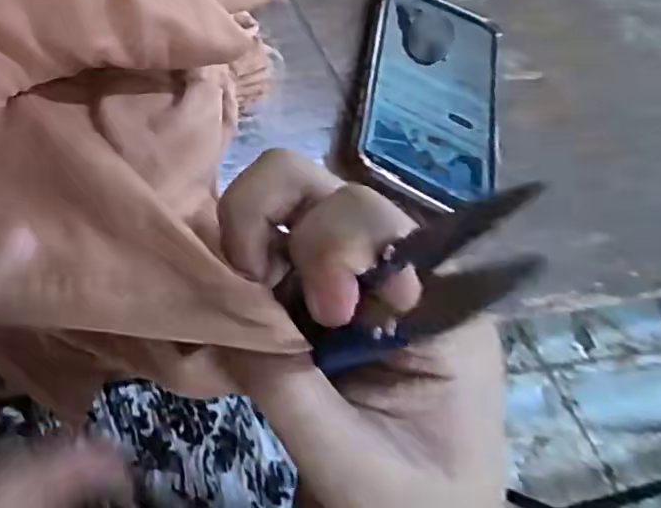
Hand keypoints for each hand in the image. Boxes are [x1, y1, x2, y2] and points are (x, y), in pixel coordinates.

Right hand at [216, 150, 507, 507]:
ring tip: (248, 289)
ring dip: (247, 225)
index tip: (326, 314)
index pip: (381, 221)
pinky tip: (240, 295)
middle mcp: (383, 264)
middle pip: (321, 184)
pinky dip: (232, 244)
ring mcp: (336, 262)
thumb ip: (289, 390)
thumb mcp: (354, 462)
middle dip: (273, 218)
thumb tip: (225, 315)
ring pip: (281, 188)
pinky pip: (256, 225)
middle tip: (260, 282)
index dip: (337, 244)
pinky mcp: (297, 271)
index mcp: (434, 306)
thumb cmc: (401, 503)